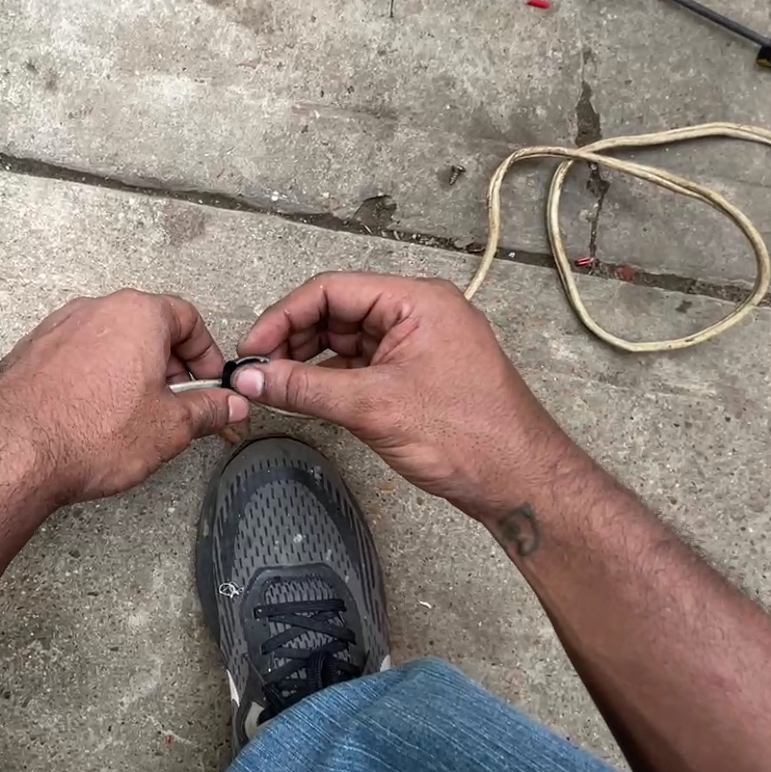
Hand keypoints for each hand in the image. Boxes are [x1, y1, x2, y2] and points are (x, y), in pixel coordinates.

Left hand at [0, 289, 249, 503]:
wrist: (14, 451)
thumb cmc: (90, 433)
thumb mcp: (169, 427)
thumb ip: (207, 410)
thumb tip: (230, 405)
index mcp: (137, 314)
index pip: (187, 318)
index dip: (206, 354)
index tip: (210, 384)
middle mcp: (96, 309)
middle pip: (148, 327)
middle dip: (169, 365)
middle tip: (176, 404)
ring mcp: (59, 327)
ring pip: (110, 341)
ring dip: (131, 371)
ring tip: (133, 414)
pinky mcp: (32, 350)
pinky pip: (77, 356)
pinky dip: (95, 377)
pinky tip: (93, 414)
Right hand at [232, 272, 582, 514]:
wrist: (518, 481)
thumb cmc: (469, 436)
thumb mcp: (371, 406)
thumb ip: (303, 387)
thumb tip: (252, 378)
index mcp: (416, 300)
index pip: (330, 290)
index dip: (282, 317)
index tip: (252, 349)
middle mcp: (414, 313)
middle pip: (333, 312)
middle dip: (291, 338)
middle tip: (257, 370)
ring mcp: (412, 344)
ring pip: (342, 339)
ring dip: (305, 359)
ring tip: (274, 384)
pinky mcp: (409, 373)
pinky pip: (355, 364)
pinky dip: (326, 377)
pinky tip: (303, 393)